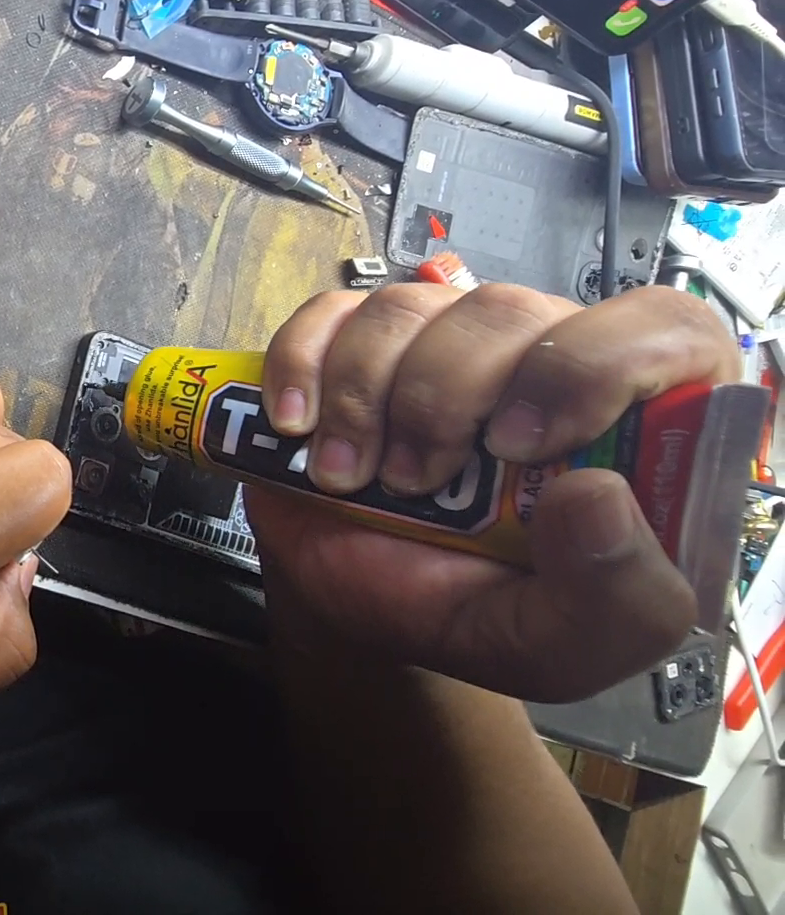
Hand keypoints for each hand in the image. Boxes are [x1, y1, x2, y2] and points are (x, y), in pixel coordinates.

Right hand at [249, 283, 738, 701]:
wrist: (339, 591)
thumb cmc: (455, 608)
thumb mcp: (557, 639)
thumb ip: (615, 595)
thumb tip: (597, 493)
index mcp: (621, 422)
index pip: (656, 330)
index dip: (587, 367)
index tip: (512, 445)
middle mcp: (530, 360)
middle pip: (500, 312)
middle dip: (437, 401)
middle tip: (406, 481)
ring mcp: (428, 342)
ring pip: (403, 308)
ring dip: (358, 396)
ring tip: (341, 474)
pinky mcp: (341, 343)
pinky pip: (322, 314)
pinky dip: (297, 364)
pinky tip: (290, 422)